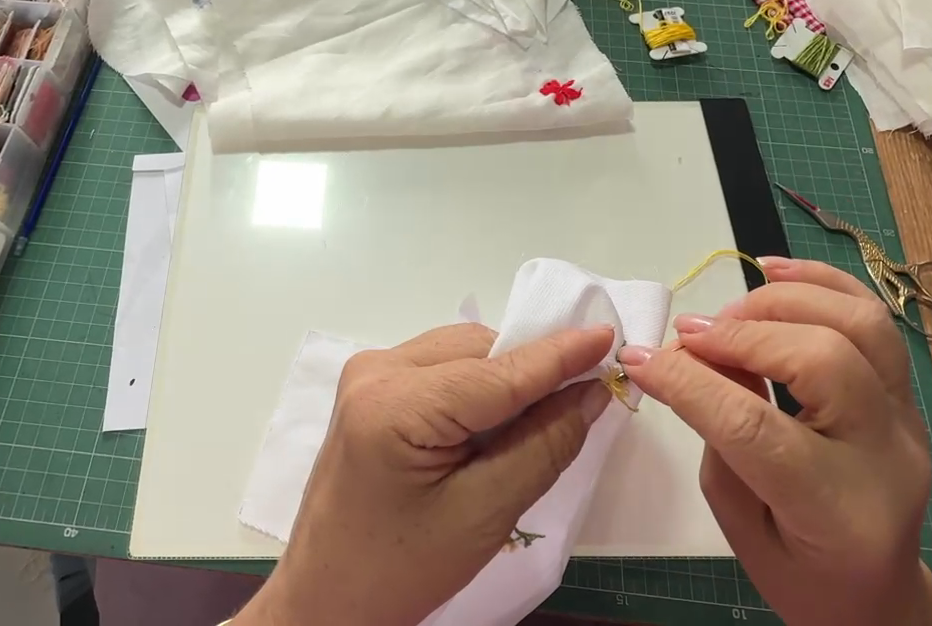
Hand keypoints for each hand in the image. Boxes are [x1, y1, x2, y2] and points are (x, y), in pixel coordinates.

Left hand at [235, 322, 615, 625]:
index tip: (606, 334)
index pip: (497, 371)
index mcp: (394, 403)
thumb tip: (588, 394)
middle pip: (477, 351)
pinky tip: (493, 420)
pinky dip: (476, 384)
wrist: (325, 596)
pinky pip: (441, 365)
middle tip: (582, 394)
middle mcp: (377, 369)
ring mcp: (369, 372)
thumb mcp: (483, 516)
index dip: (558, 354)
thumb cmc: (400, 569)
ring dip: (505, 375)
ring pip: (461, 351)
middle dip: (530, 368)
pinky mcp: (371, 385)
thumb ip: (542, 447)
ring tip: (535, 419)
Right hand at [620, 257, 931, 625]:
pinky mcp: (905, 392)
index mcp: (836, 509)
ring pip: (858, 324)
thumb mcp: (737, 518)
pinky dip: (820, 280)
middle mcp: (885, 455)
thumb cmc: (797, 570)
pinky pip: (873, 316)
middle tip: (688, 339)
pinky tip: (771, 269)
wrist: (877, 594)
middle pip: (820, 359)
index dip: (687, 383)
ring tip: (727, 314)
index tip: (638, 359)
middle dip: (738, 336)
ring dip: (780, 302)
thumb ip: (717, 434)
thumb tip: (692, 355)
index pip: (754, 427)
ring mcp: (906, 416)